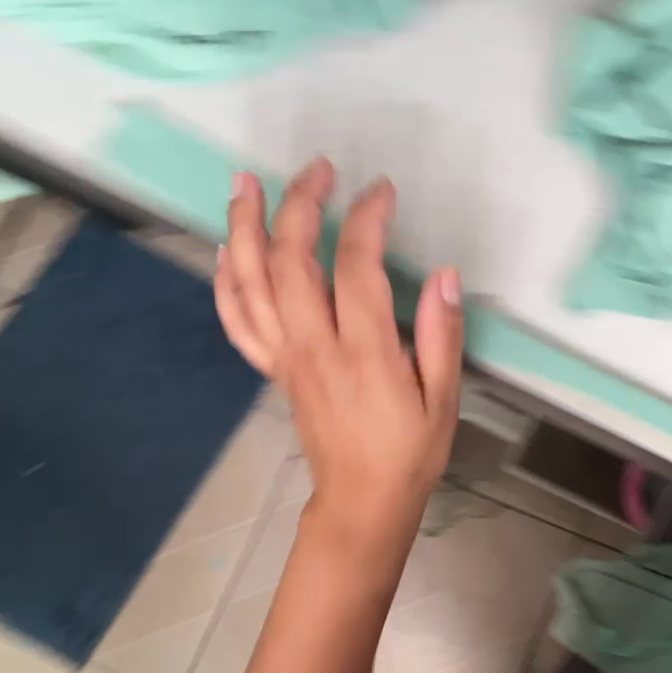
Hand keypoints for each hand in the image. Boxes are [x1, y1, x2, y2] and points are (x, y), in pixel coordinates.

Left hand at [214, 158, 463, 554]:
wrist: (362, 502)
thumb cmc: (409, 454)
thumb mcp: (443, 401)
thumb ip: (442, 338)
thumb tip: (445, 277)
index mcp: (365, 354)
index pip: (356, 267)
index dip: (366, 219)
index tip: (381, 191)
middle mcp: (315, 348)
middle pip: (290, 261)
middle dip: (299, 204)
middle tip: (318, 170)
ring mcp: (287, 359)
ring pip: (250, 284)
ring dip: (243, 228)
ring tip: (243, 183)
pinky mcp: (275, 370)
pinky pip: (239, 322)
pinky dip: (226, 283)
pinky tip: (227, 252)